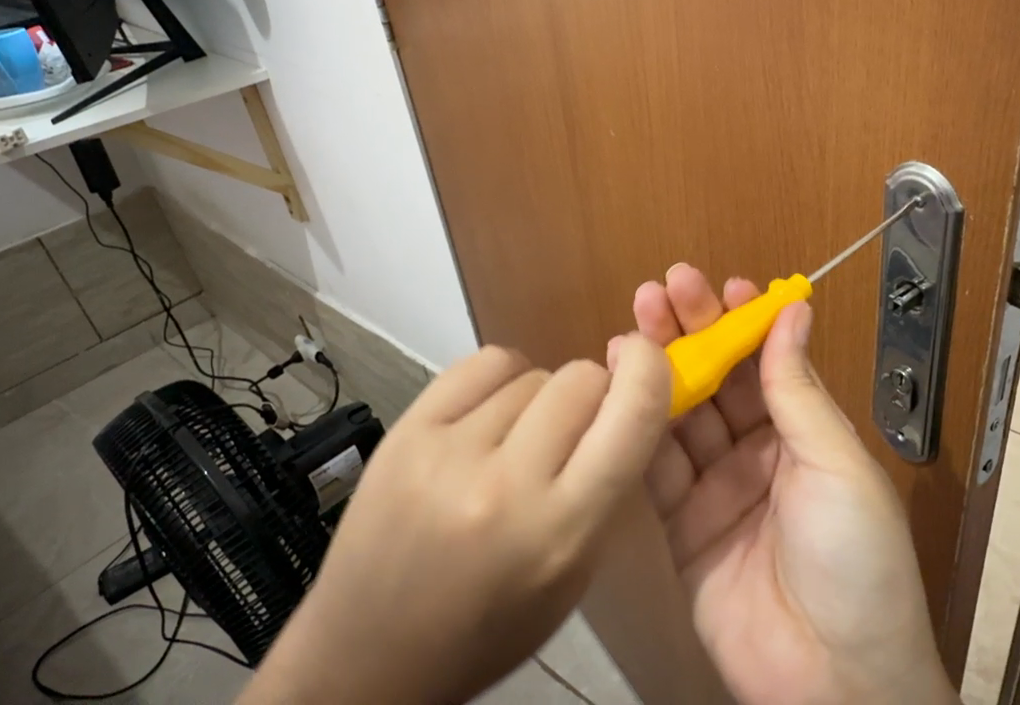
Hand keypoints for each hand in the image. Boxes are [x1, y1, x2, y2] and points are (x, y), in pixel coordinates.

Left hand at [244, 340, 673, 704]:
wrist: (369, 657)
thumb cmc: (490, 625)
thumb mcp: (574, 573)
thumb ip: (606, 484)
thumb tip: (624, 396)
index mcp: (562, 532)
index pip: (633, 413)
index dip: (650, 370)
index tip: (646, 362)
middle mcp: (507, 485)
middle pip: (581, 380)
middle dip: (590, 396)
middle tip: (568, 435)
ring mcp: (448, 453)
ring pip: (533, 373)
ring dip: (538, 400)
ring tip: (514, 443)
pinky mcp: (405, 432)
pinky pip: (482, 364)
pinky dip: (498, 381)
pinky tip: (486, 417)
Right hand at [624, 264, 956, 704]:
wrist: (832, 680)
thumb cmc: (856, 562)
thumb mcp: (835, 464)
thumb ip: (798, 389)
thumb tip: (792, 310)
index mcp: (807, 433)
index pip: (767, 362)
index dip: (744, 321)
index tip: (722, 284)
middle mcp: (761, 453)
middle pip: (719, 381)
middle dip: (693, 332)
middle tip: (664, 288)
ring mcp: (719, 489)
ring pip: (683, 415)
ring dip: (661, 369)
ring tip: (634, 325)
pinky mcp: (682, 527)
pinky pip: (656, 469)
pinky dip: (637, 428)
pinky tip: (620, 387)